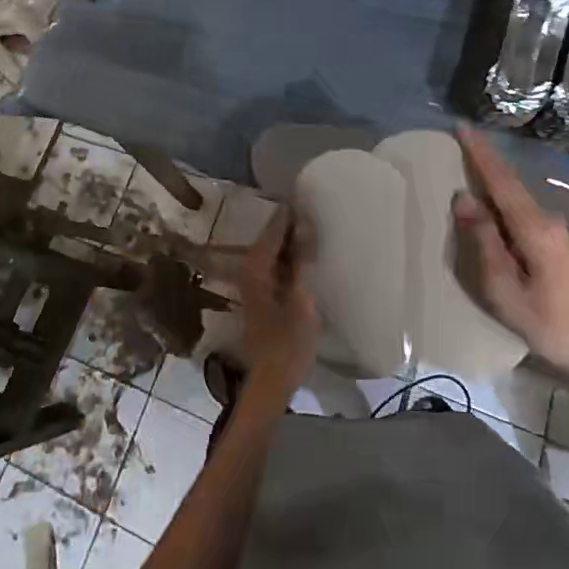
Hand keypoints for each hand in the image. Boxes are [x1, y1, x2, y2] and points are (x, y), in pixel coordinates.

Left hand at [237, 205, 319, 390]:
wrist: (273, 378)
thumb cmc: (288, 342)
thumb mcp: (301, 300)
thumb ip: (301, 261)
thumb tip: (304, 225)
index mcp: (257, 267)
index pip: (275, 227)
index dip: (291, 210)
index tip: (305, 190)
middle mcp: (251, 268)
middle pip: (273, 236)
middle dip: (292, 220)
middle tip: (316, 201)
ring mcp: (257, 281)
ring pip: (276, 249)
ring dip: (294, 237)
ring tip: (317, 220)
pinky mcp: (266, 292)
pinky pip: (280, 262)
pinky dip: (293, 254)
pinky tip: (310, 251)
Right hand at [451, 126, 568, 379]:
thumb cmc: (543, 322)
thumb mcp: (502, 288)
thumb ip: (483, 241)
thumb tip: (464, 198)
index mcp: (536, 230)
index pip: (502, 182)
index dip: (481, 154)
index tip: (462, 127)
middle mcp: (550, 218)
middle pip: (511, 181)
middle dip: (485, 158)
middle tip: (459, 138)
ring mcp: (557, 226)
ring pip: (518, 192)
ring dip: (494, 174)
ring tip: (468, 158)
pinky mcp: (557, 236)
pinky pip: (523, 205)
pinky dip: (503, 193)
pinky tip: (489, 193)